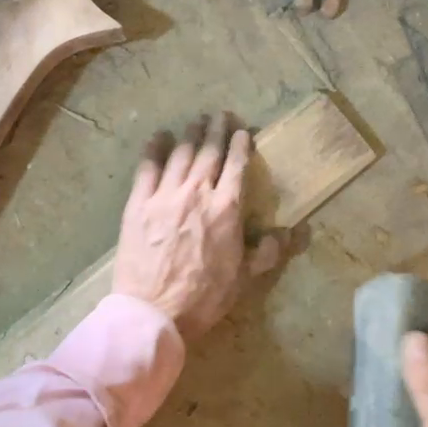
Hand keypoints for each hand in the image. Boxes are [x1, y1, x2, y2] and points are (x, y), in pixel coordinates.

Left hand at [113, 114, 282, 340]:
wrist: (153, 311)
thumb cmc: (203, 298)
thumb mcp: (243, 279)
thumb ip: (267, 253)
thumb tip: (289, 233)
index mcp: (227, 209)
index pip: (236, 166)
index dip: (240, 145)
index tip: (242, 131)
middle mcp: (198, 193)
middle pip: (209, 152)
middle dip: (216, 130)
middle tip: (220, 115)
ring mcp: (165, 195)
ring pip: (181, 154)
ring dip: (190, 134)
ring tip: (196, 121)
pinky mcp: (138, 204)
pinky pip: (147, 167)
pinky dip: (155, 148)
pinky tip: (159, 137)